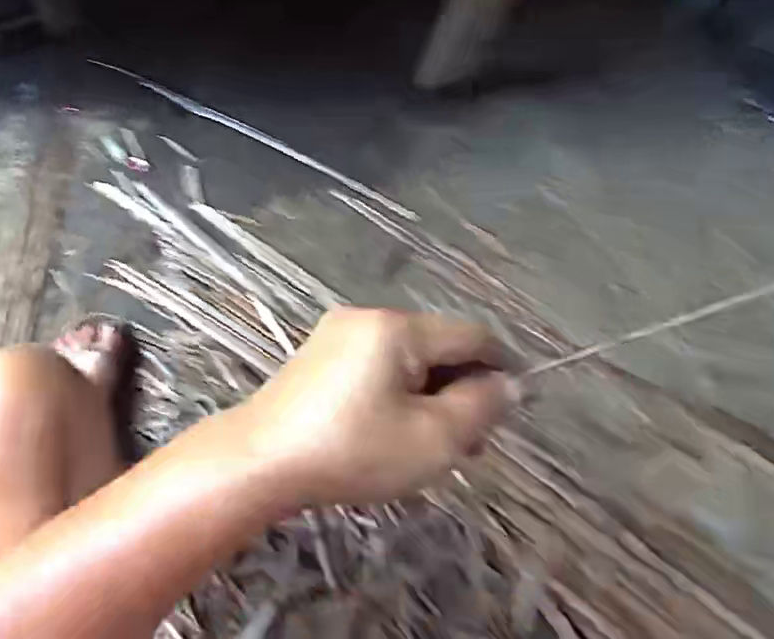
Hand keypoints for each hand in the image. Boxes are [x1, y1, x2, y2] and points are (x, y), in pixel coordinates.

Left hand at [230, 308, 515, 507]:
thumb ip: (479, 406)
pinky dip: (397, 392)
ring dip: (430, 396)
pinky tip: (394, 432)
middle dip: (460, 389)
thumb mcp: (433, 438)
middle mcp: (364, 317)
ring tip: (431, 447)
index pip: (470, 334)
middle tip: (466, 446)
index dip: (498, 370)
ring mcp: (336, 332)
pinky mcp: (320, 354)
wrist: (265, 455)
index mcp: (394, 327)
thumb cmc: (354, 448)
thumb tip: (508, 383)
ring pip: (406, 357)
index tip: (505, 416)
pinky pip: (375, 363)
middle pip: (436, 344)